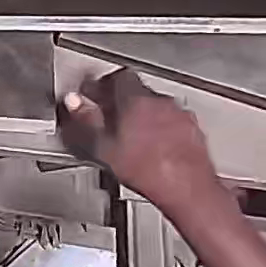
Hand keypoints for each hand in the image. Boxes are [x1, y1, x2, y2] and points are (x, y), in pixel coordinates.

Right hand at [59, 69, 225, 209]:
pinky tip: (152, 148)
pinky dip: (159, 128)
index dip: (101, 85)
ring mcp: (179, 114)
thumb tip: (73, 103)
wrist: (188, 189)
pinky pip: (171, 120)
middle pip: (135, 90)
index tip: (93, 94)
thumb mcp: (103, 148)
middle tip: (107, 116)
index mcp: (135, 100)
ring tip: (129, 137)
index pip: (116, 77)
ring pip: (154, 106)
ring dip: (141, 116)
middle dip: (120, 101)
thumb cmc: (149, 170)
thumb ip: (84, 121)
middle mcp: (159, 101)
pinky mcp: (192, 129)